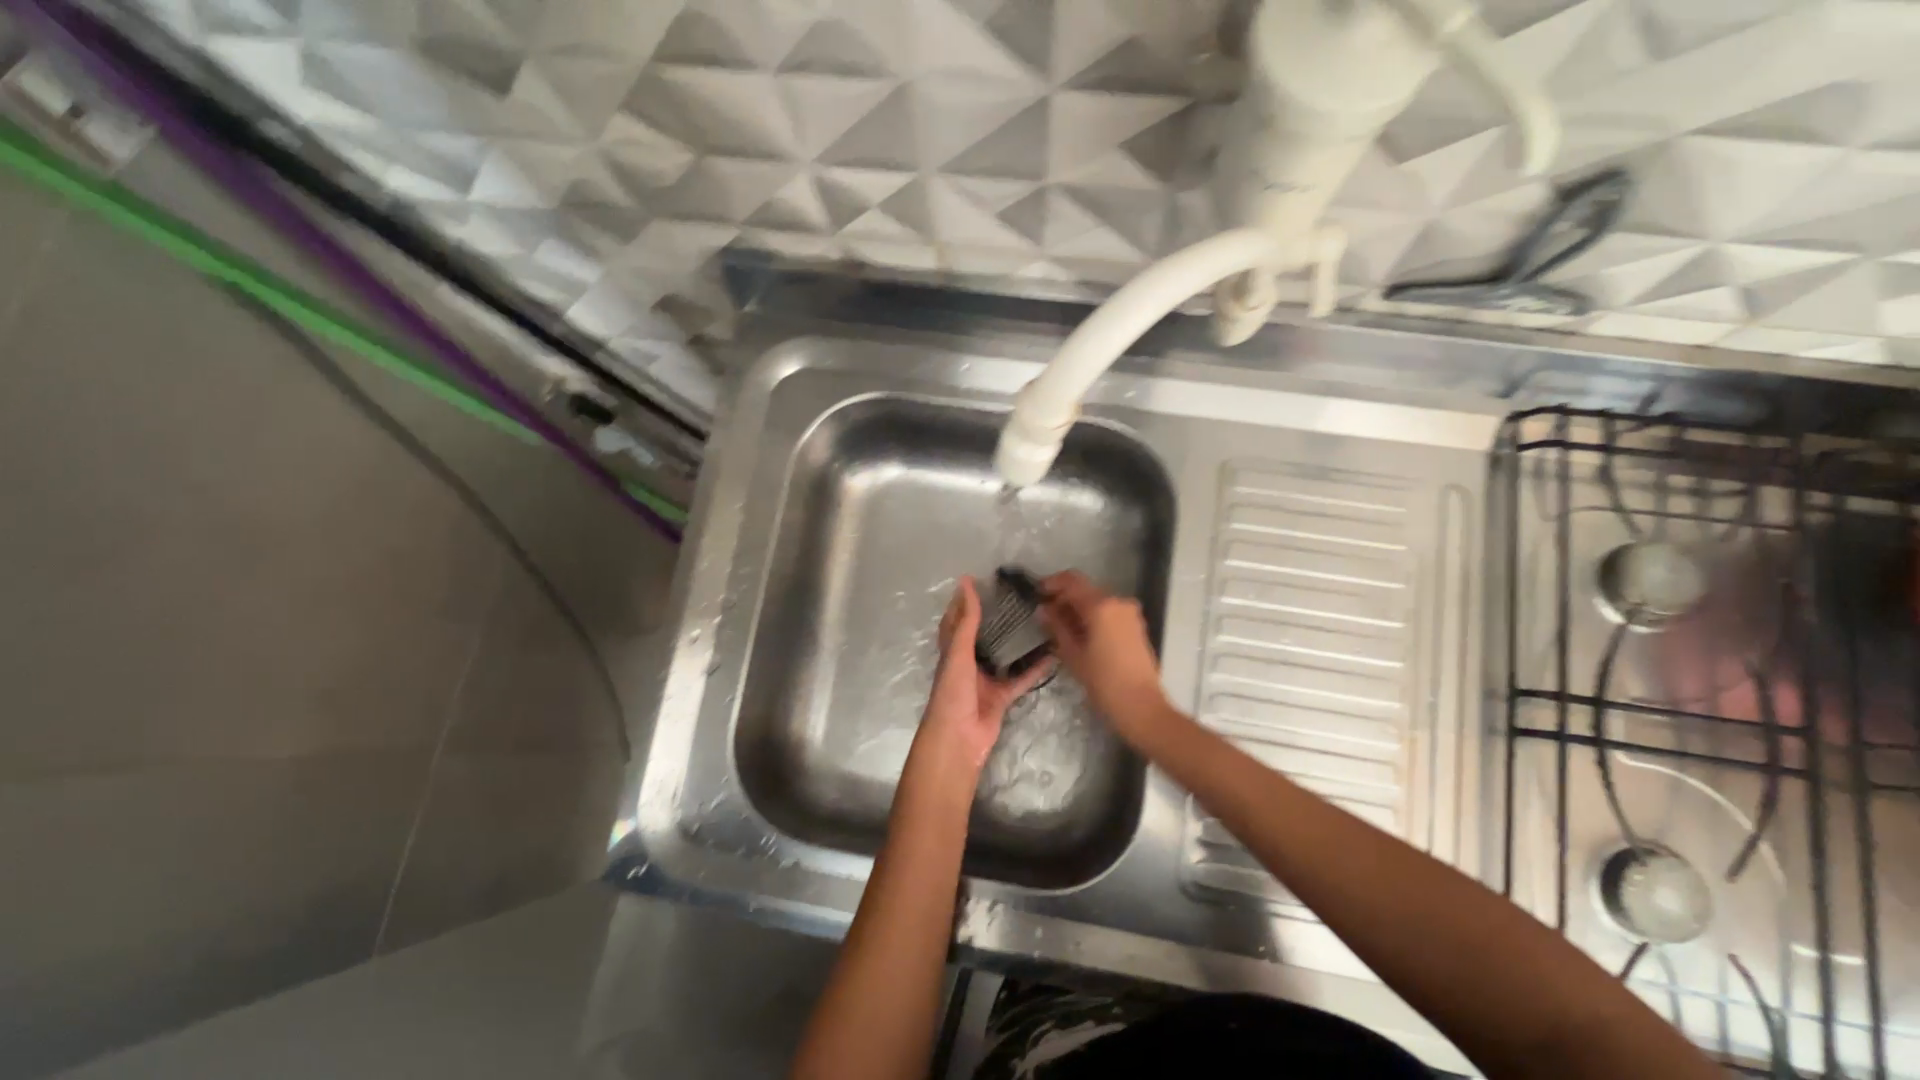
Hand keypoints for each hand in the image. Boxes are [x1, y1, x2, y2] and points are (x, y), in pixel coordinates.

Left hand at [919, 576, 1054, 771]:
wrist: (958, 739)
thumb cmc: (953, 692)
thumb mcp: (959, 653)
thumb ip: (967, 622)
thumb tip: (966, 584)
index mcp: (951, 652)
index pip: (955, 621)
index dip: (963, 601)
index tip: (978, 580)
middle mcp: (968, 664)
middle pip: (982, 636)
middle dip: (995, 618)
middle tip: (1017, 597)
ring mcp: (986, 681)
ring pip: (1004, 656)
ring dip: (1017, 642)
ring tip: (1036, 619)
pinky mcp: (1002, 697)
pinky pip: (1021, 679)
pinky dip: (1035, 669)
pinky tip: (1052, 655)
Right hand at [1038, 571, 1169, 737]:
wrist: (1141, 705)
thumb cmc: (1103, 681)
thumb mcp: (1073, 654)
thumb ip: (1057, 626)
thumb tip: (1043, 610)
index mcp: (1101, 606)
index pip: (1072, 580)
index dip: (1052, 583)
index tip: (1036, 593)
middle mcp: (1118, 602)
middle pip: (1085, 590)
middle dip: (1064, 599)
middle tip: (1045, 616)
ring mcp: (1130, 613)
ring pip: (1097, 602)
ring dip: (1078, 609)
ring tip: (1061, 629)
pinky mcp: (1136, 625)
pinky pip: (1109, 613)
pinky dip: (1093, 617)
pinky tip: (1081, 636)